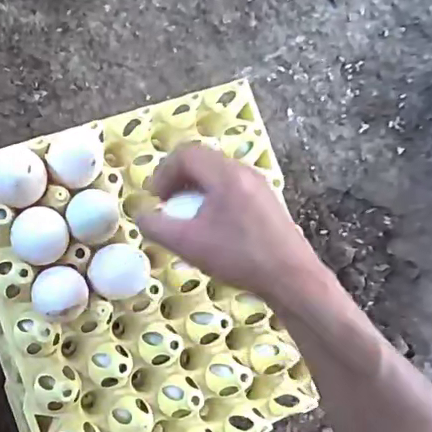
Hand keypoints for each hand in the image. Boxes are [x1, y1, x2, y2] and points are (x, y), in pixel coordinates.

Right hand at [136, 143, 327, 305]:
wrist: (291, 277)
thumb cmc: (238, 257)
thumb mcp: (187, 244)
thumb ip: (157, 227)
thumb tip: (140, 216)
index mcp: (225, 175)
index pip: (186, 154)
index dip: (162, 172)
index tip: (154, 199)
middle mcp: (244, 172)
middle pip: (202, 160)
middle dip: (177, 180)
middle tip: (166, 205)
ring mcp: (259, 186)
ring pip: (217, 174)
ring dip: (194, 190)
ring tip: (186, 217)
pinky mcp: (267, 202)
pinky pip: (231, 188)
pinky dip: (212, 198)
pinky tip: (211, 227)